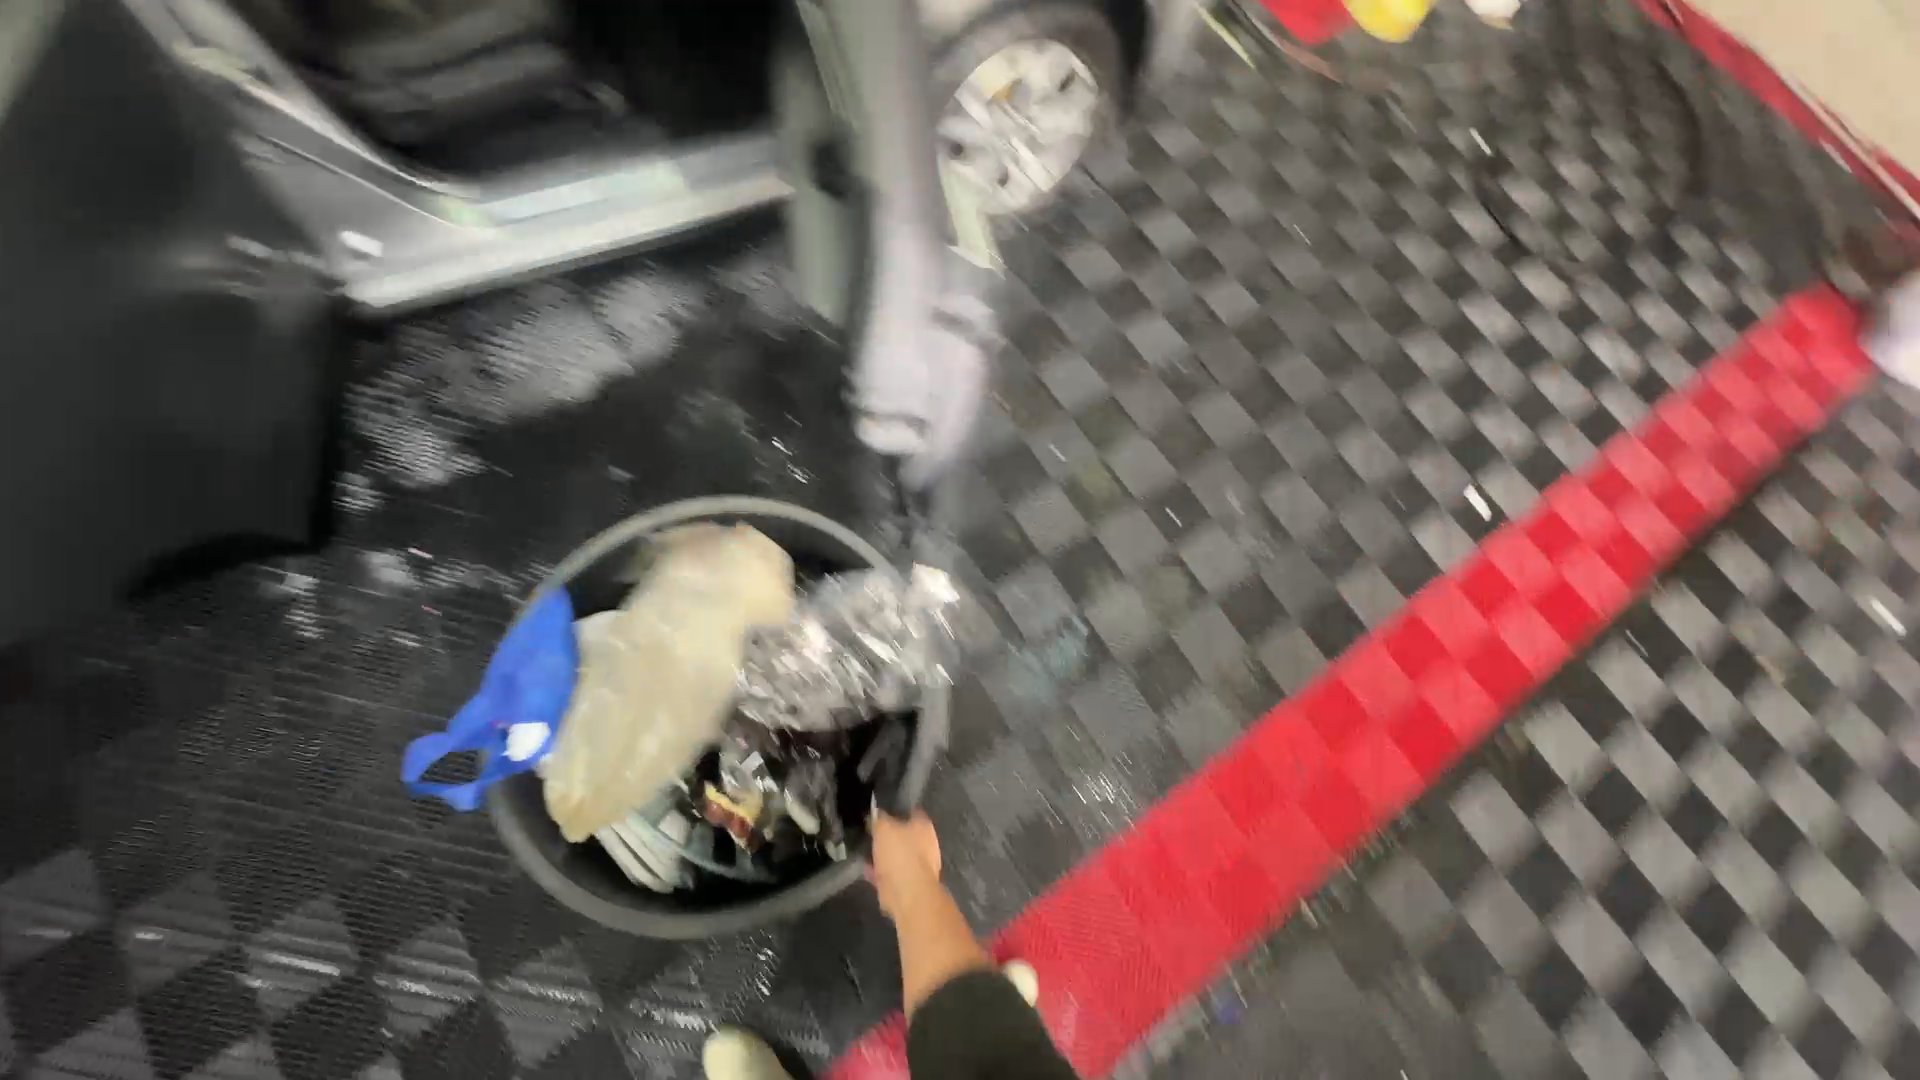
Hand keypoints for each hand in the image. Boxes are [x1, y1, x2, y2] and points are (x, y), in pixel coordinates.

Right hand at [869, 810, 941, 918]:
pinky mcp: (908, 883)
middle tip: (870, 831)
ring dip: (882, 854)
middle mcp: (925, 843)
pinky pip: (891, 872)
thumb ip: (878, 818)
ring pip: (897, 854)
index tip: (879, 810)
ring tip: (865, 850)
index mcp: (924, 825)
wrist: (906, 893)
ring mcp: (918, 865)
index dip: (895, 809)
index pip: (910, 810)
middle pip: (903, 834)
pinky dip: (880, 871)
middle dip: (888, 834)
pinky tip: (866, 868)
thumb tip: (875, 813)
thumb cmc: (899, 853)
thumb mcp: (883, 827)